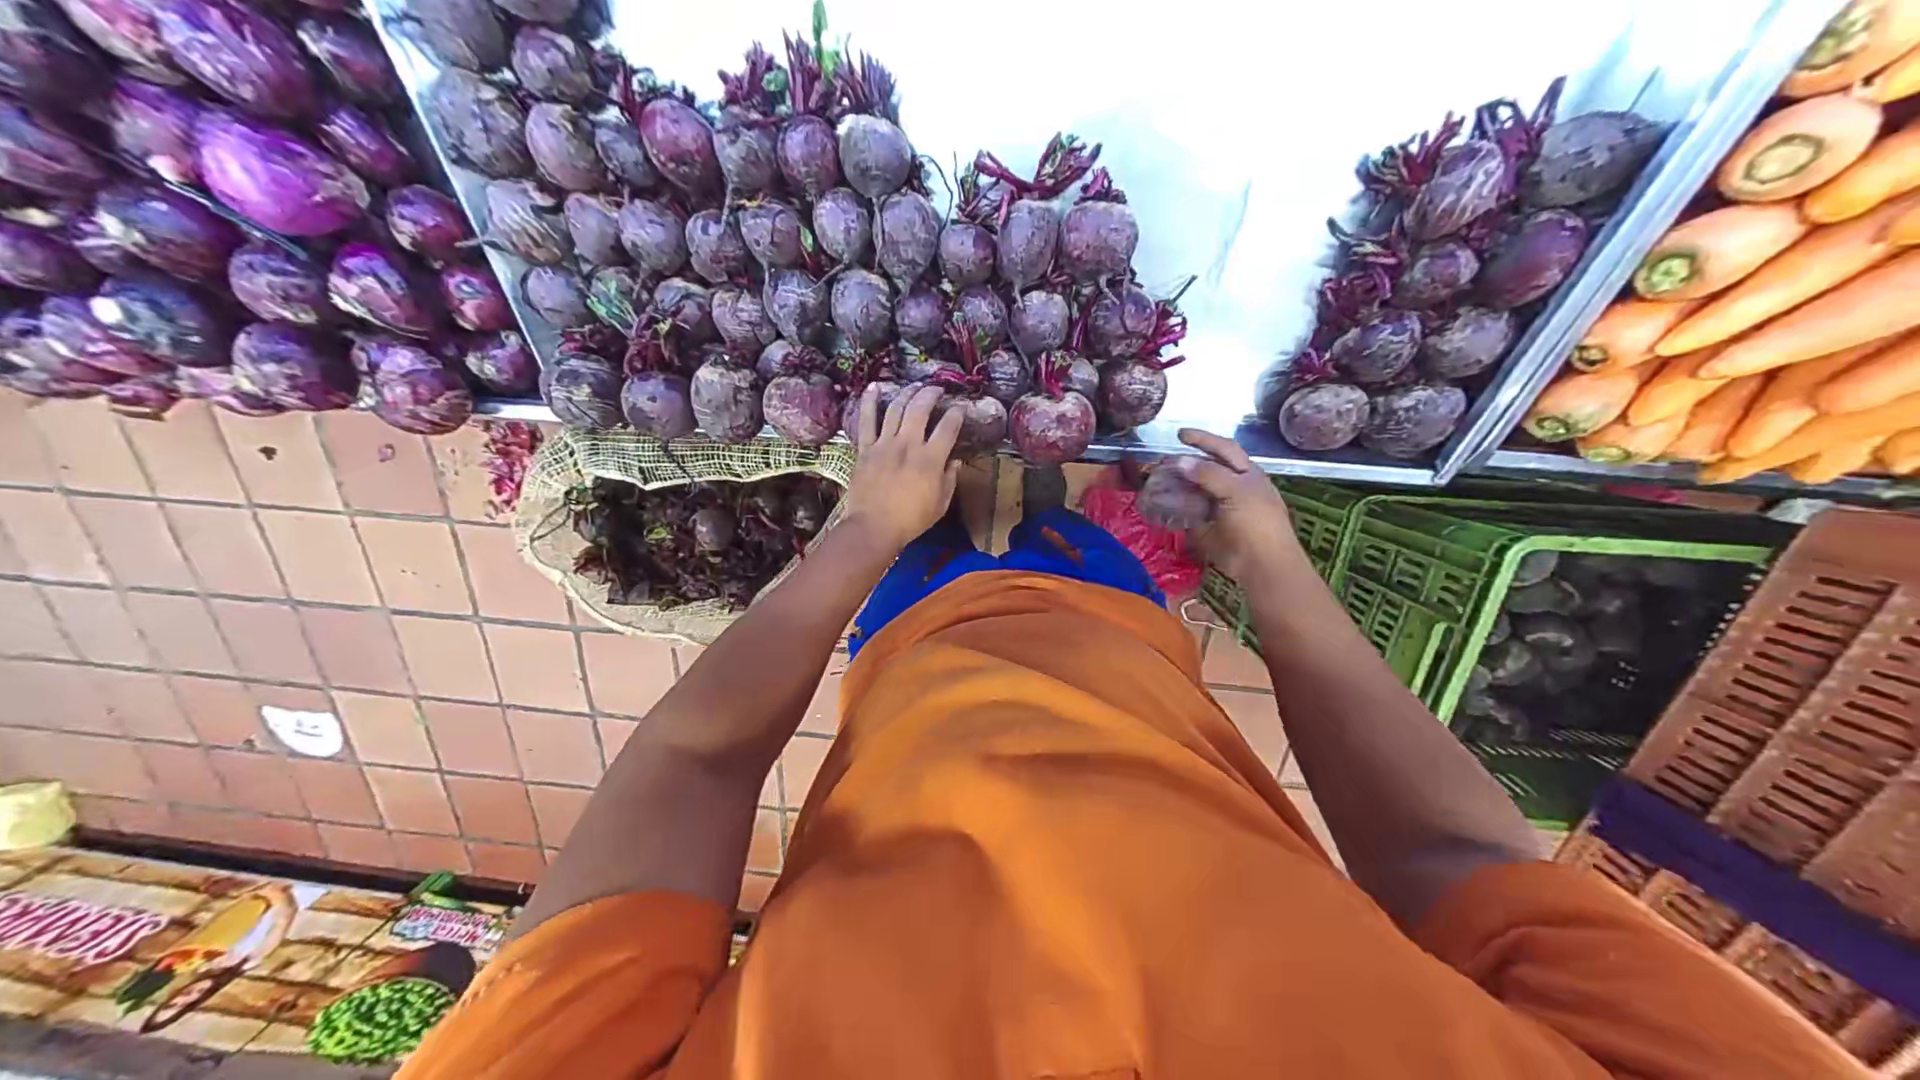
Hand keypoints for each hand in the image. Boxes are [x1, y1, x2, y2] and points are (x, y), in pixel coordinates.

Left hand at [840, 383, 963, 554]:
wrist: (874, 527)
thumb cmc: (911, 520)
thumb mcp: (940, 504)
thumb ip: (950, 479)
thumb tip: (955, 461)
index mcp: (930, 459)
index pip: (948, 427)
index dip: (957, 413)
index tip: (960, 407)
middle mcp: (908, 445)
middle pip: (920, 408)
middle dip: (931, 394)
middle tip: (937, 389)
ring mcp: (884, 444)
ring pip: (896, 409)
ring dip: (907, 393)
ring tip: (915, 387)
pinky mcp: (865, 448)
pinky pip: (867, 420)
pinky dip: (869, 401)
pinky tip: (874, 386)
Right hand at [1172, 428, 1310, 587]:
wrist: (1261, 562)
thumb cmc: (1256, 521)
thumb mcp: (1236, 490)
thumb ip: (1208, 473)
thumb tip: (1179, 460)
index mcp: (1247, 474)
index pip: (1224, 449)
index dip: (1204, 439)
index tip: (1180, 434)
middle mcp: (1234, 487)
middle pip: (1207, 468)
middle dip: (1187, 462)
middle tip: (1163, 460)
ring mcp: (1220, 507)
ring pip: (1195, 490)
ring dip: (1178, 484)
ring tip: (1158, 479)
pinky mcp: (1208, 527)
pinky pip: (1188, 512)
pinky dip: (1175, 507)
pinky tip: (1161, 502)